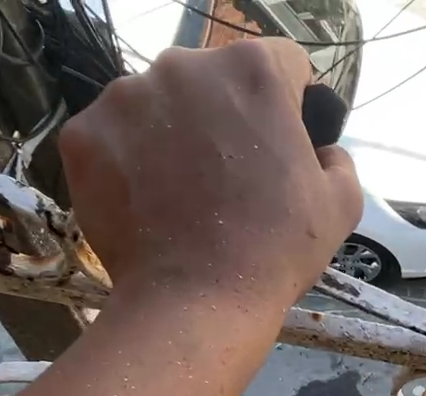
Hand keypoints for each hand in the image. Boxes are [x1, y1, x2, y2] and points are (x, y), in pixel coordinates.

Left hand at [58, 40, 362, 312]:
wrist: (198, 301)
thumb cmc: (276, 252)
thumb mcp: (340, 206)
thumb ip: (338, 159)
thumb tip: (323, 152)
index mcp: (253, 71)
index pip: (281, 64)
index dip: (290, 107)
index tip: (284, 148)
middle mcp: (184, 65)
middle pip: (213, 83)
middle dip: (226, 120)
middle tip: (233, 183)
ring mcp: (125, 96)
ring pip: (159, 107)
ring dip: (175, 139)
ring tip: (186, 200)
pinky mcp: (84, 134)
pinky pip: (115, 139)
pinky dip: (131, 165)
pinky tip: (150, 207)